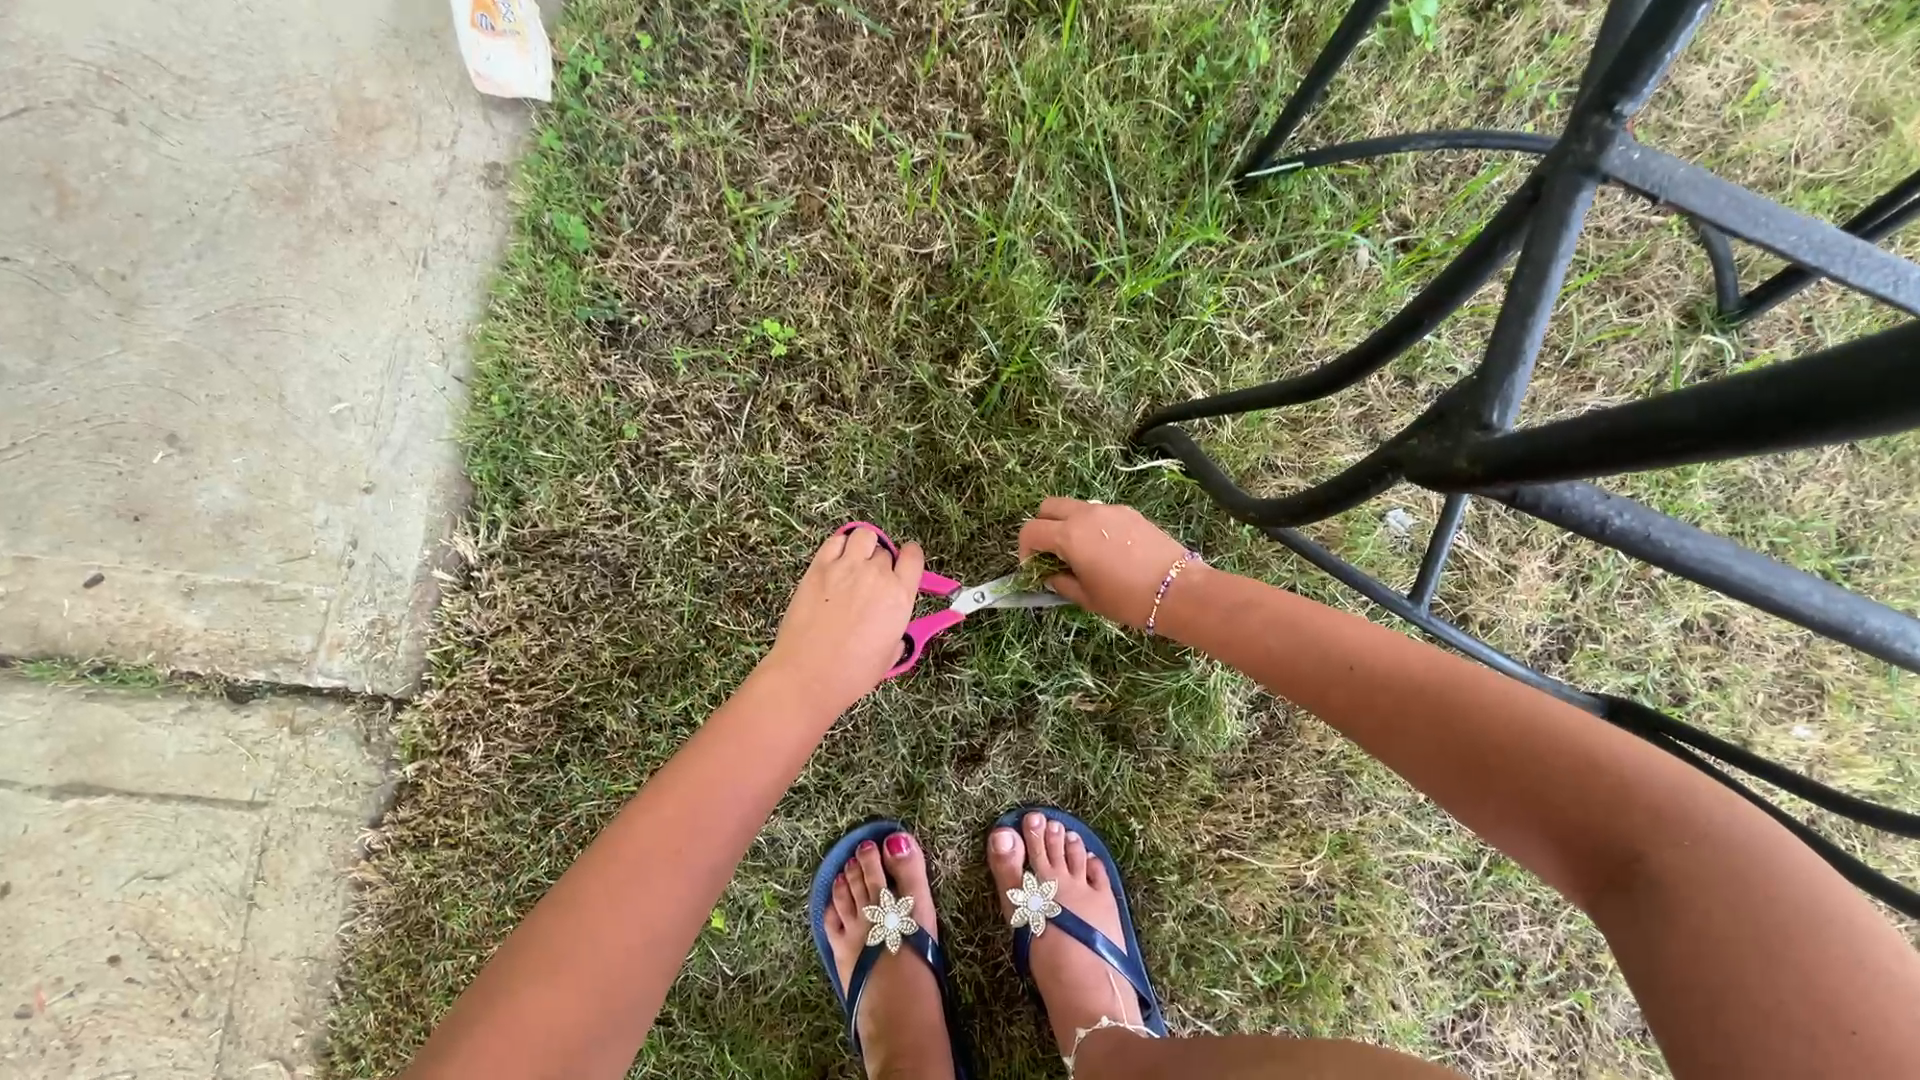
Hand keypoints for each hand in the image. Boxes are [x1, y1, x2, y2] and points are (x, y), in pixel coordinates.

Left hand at [762, 527, 924, 710]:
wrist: (810, 674)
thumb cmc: (853, 673)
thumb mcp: (890, 654)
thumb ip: (897, 629)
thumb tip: (891, 625)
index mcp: (900, 596)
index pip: (913, 557)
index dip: (909, 557)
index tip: (904, 562)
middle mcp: (876, 575)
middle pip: (885, 551)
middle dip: (881, 562)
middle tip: (871, 579)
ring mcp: (846, 568)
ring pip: (863, 536)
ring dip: (864, 545)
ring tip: (856, 561)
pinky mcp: (819, 568)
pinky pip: (835, 541)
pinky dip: (840, 545)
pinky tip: (837, 560)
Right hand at [1017, 498, 1191, 627]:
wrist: (1178, 590)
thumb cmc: (1126, 599)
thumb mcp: (1086, 597)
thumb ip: (1060, 582)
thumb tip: (1050, 575)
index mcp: (1069, 535)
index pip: (1031, 531)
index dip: (1024, 550)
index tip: (1033, 568)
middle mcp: (1086, 515)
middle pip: (1049, 507)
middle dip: (1042, 527)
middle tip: (1050, 553)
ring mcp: (1109, 510)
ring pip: (1075, 507)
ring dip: (1067, 524)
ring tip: (1080, 553)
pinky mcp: (1129, 513)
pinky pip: (1100, 513)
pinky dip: (1091, 526)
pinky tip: (1106, 551)